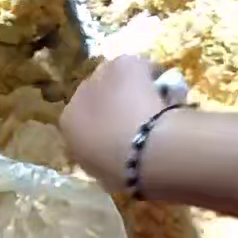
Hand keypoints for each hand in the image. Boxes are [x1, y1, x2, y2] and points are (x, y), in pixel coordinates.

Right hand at [59, 55, 169, 191]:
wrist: (141, 151)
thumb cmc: (122, 171)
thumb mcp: (104, 173)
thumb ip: (103, 160)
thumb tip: (112, 161)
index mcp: (69, 124)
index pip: (83, 117)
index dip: (105, 121)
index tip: (124, 131)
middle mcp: (78, 96)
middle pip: (98, 92)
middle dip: (117, 100)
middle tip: (142, 115)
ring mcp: (100, 75)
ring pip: (119, 77)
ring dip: (134, 86)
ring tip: (160, 103)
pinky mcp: (122, 64)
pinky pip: (141, 66)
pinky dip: (154, 75)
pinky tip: (169, 91)